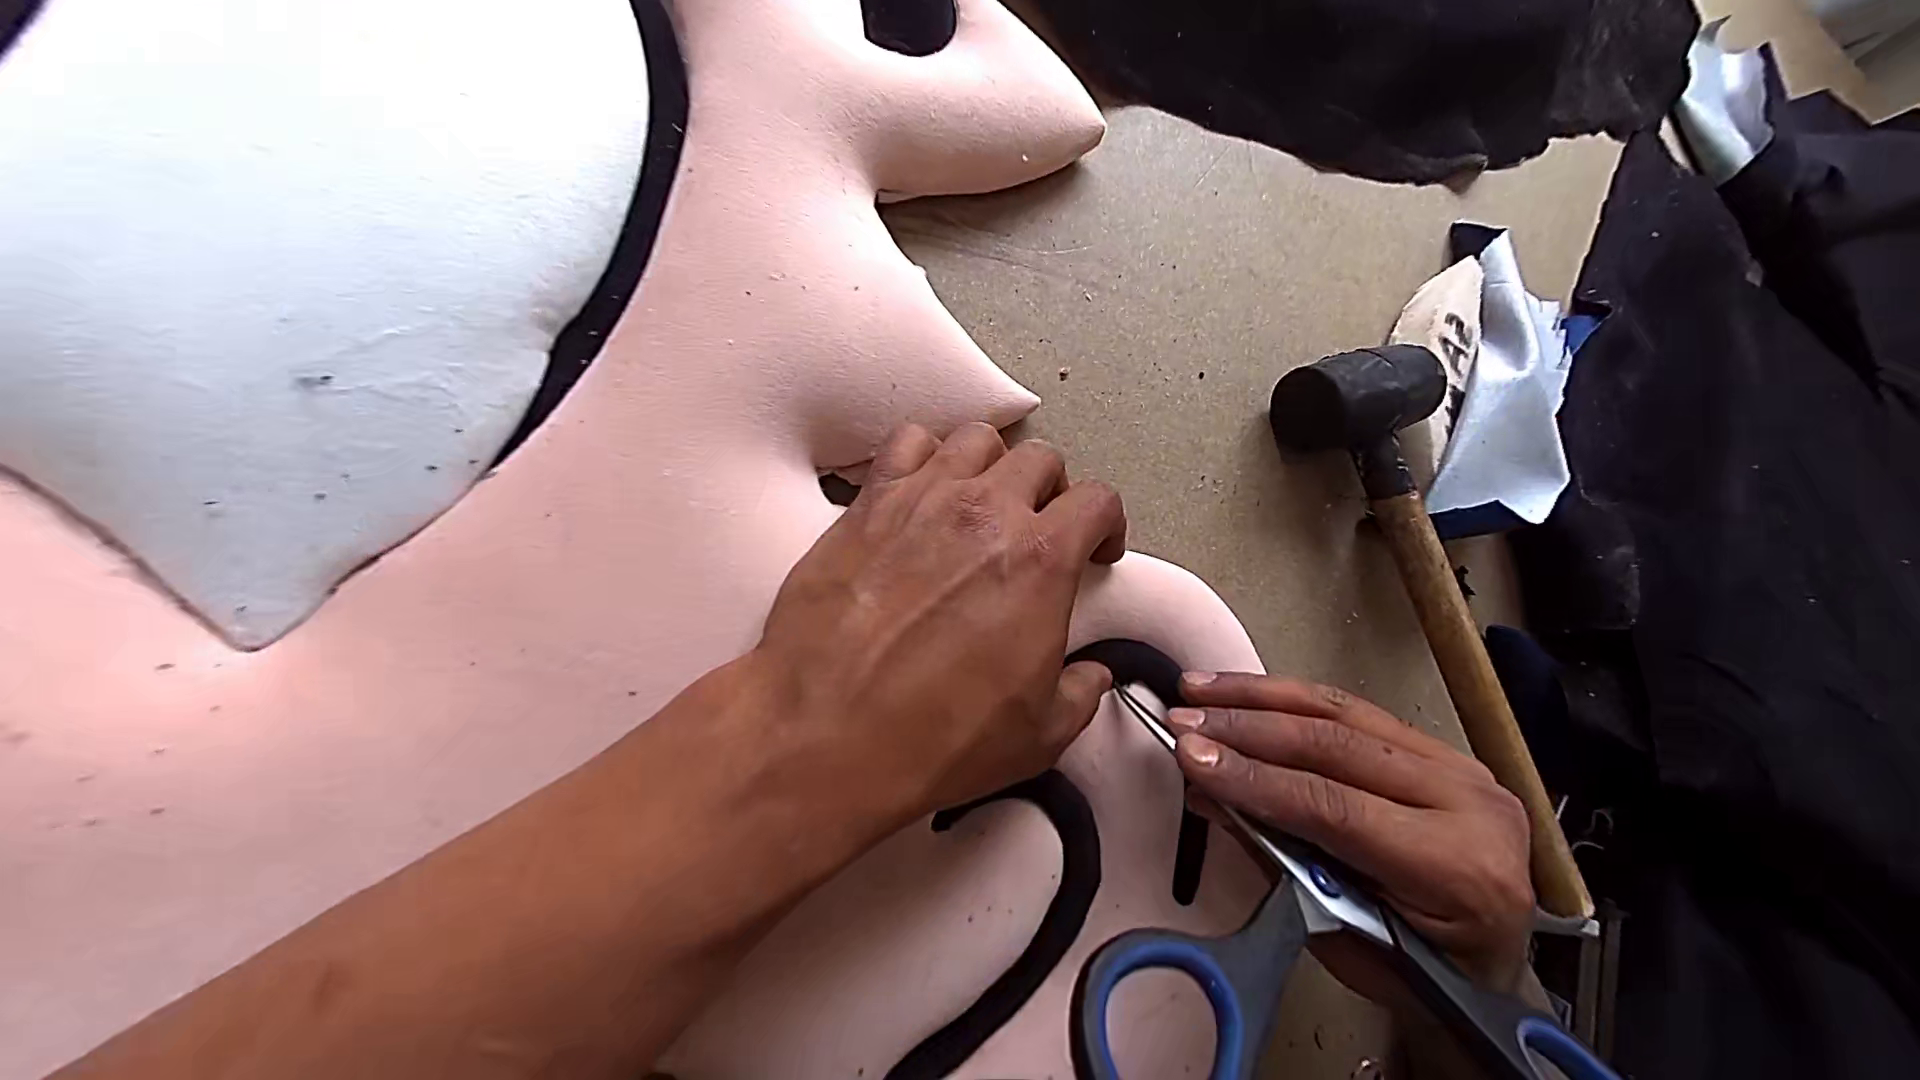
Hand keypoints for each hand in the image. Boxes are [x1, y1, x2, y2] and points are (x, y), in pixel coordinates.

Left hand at [752, 422, 1126, 823]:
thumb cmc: (929, 738)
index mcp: (1039, 562)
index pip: (1096, 502)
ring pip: (975, 440)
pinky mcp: (868, 506)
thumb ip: (1079, 693)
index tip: (1096, 545)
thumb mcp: (1038, 735)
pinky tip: (922, 486)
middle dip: (1051, 490)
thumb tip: (1090, 677)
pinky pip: (905, 444)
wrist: (826, 735)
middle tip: (1040, 524)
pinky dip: (924, 454)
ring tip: (984, 498)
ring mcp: (921, 501)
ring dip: (992, 464)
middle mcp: (985, 515)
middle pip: (1039, 461)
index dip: (1106, 523)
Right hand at [1169, 673, 1532, 993]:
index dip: (1252, 777)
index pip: (1332, 805)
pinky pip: (1347, 706)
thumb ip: (1275, 856)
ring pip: (1336, 709)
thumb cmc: (1421, 971)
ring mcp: (1454, 766)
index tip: (1192, 757)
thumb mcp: (1341, 935)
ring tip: (1198, 690)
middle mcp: (1466, 805)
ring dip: (1254, 696)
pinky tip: (1241, 689)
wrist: (1487, 966)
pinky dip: (1284, 694)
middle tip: (1185, 722)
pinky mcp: (1432, 746)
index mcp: (1458, 868)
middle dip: (1242, 729)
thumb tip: (1212, 794)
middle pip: (1331, 745)